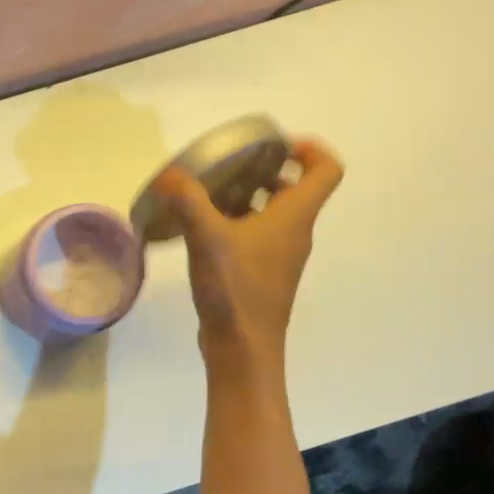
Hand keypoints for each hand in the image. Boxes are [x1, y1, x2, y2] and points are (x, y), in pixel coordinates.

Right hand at [153, 139, 344, 363]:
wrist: (243, 346)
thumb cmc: (236, 288)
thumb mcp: (208, 238)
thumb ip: (189, 203)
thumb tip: (168, 175)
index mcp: (295, 215)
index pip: (326, 169)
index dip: (309, 150)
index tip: (278, 147)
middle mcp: (295, 233)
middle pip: (295, 192)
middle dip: (267, 175)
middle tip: (233, 170)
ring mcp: (279, 258)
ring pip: (273, 218)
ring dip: (249, 204)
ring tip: (212, 201)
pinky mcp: (261, 279)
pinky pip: (256, 243)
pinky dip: (237, 231)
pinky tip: (205, 238)